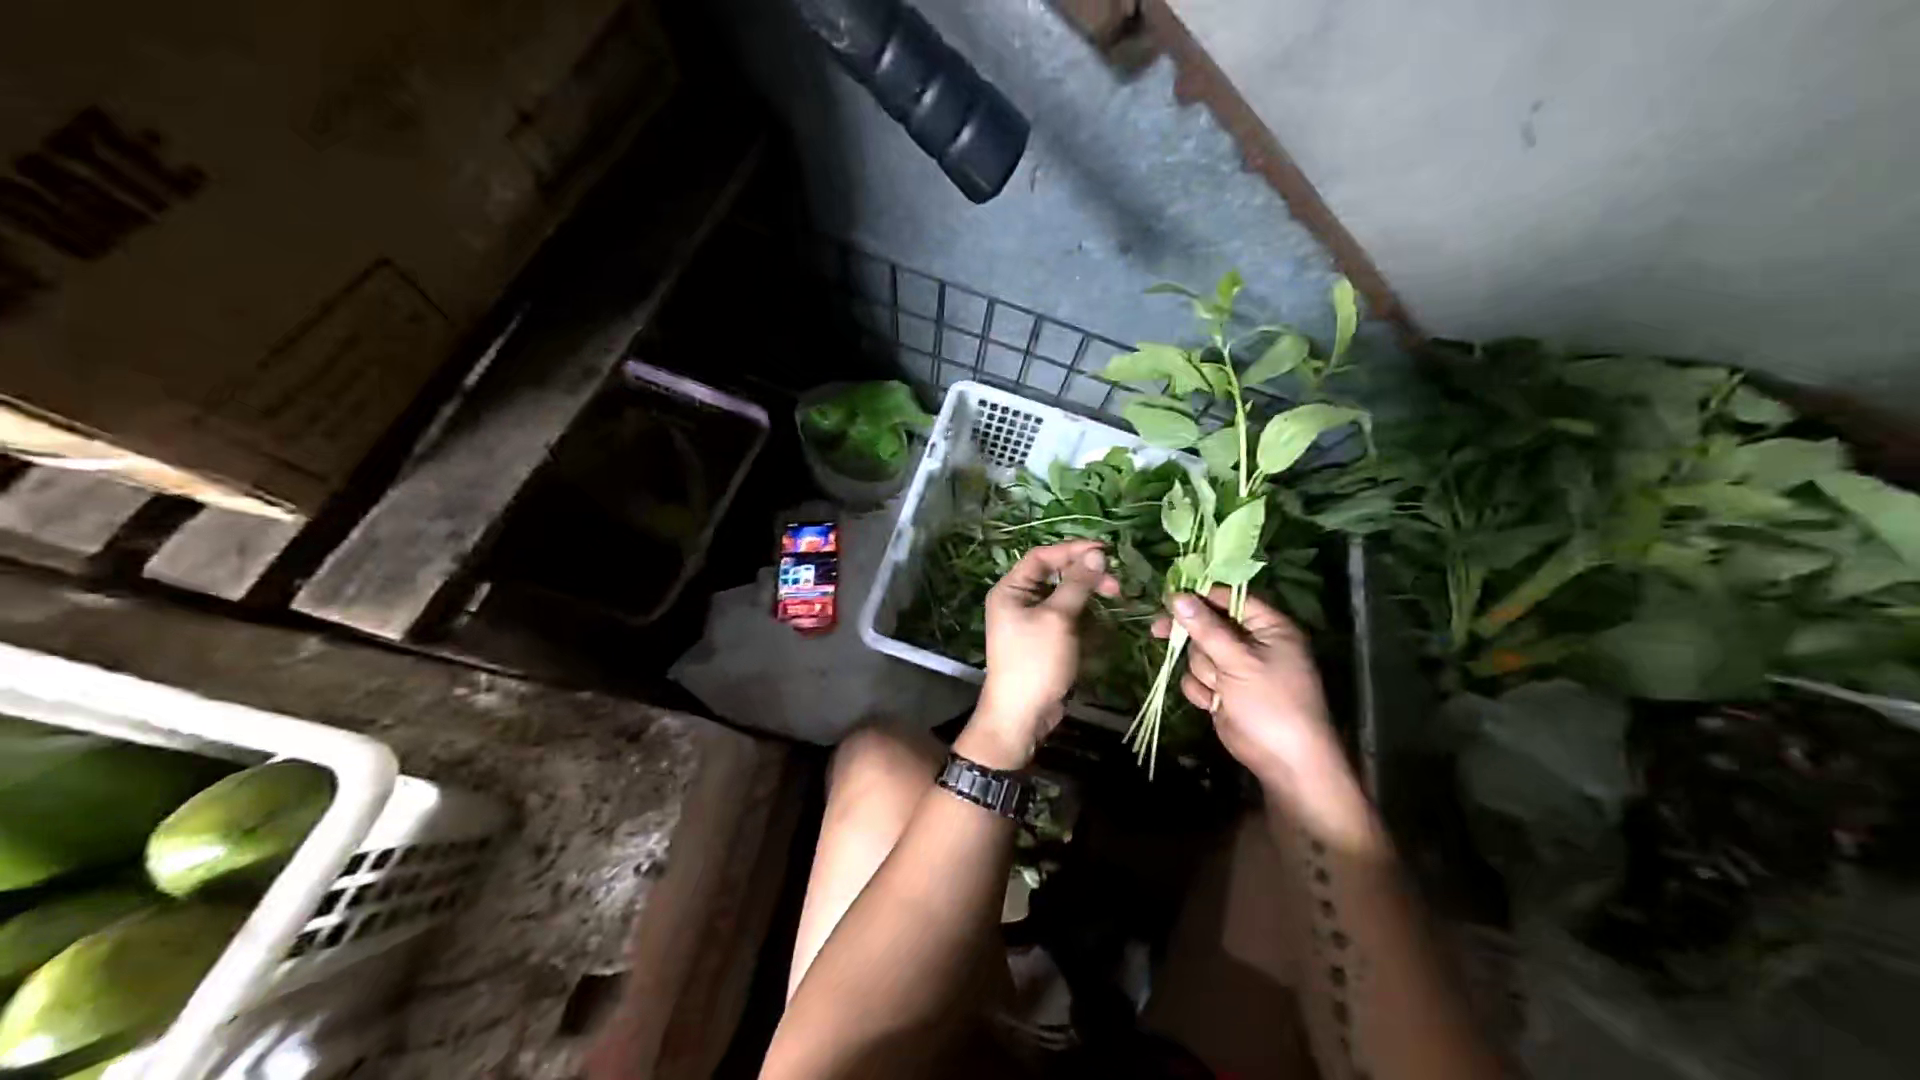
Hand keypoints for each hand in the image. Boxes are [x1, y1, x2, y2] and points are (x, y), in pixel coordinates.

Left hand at [961, 539, 1119, 770]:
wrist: (1022, 714)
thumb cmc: (1035, 661)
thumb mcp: (1057, 618)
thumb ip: (1077, 584)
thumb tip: (1097, 555)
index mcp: (1010, 589)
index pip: (1042, 556)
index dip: (1073, 550)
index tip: (1105, 550)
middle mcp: (1017, 600)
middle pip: (1054, 575)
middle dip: (1085, 574)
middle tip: (1115, 581)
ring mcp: (1031, 621)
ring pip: (1063, 596)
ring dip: (1089, 593)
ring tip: (1116, 596)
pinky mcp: (1044, 639)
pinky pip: (1066, 617)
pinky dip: (1085, 614)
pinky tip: (1105, 617)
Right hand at [1154, 587, 1380, 850]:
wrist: (1284, 760)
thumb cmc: (1271, 703)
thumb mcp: (1238, 661)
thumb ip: (1206, 628)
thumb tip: (1177, 596)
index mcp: (1269, 627)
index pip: (1230, 598)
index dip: (1200, 597)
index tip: (1168, 598)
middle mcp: (1254, 643)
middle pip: (1207, 625)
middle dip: (1195, 641)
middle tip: (1158, 631)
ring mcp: (1238, 668)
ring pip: (1199, 654)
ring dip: (1203, 672)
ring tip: (1219, 689)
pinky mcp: (1225, 690)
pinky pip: (1198, 678)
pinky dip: (1202, 690)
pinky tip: (1214, 704)